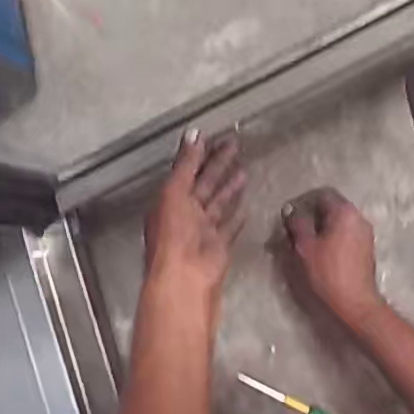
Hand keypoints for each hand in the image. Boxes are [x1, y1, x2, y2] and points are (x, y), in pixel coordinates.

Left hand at [144, 129, 245, 311]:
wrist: (184, 280)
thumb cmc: (174, 238)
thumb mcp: (175, 192)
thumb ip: (186, 164)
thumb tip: (193, 134)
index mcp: (169, 199)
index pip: (186, 169)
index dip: (199, 152)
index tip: (214, 136)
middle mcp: (184, 213)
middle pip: (205, 183)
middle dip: (219, 163)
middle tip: (235, 144)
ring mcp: (202, 231)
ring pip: (218, 202)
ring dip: (230, 185)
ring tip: (243, 168)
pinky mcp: (218, 246)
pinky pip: (228, 227)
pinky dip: (236, 216)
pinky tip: (245, 206)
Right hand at [283, 187, 380, 325]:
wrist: (355, 303)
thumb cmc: (328, 273)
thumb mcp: (305, 247)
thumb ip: (297, 223)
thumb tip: (291, 211)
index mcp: (345, 212)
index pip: (321, 195)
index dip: (302, 202)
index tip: (290, 216)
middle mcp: (359, 218)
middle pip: (331, 207)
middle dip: (312, 215)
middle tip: (295, 230)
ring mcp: (366, 233)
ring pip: (339, 222)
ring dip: (322, 228)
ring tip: (306, 243)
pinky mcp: (367, 248)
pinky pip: (346, 234)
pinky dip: (332, 238)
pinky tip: (321, 253)